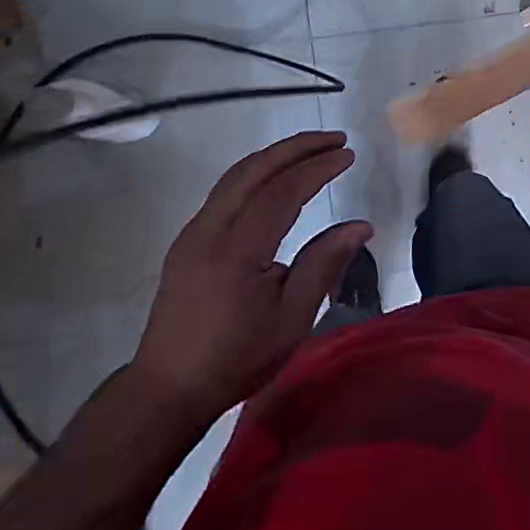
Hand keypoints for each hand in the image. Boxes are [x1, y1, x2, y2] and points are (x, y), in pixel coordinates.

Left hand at [129, 131, 371, 417]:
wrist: (168, 389)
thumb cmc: (236, 359)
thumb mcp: (292, 319)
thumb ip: (324, 264)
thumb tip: (361, 225)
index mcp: (236, 250)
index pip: (282, 191)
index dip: (317, 168)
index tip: (348, 154)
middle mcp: (209, 230)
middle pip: (254, 169)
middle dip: (297, 147)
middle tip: (335, 139)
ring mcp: (193, 232)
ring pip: (236, 176)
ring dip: (275, 156)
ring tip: (312, 151)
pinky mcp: (188, 241)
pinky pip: (226, 191)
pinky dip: (257, 173)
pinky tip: (277, 179)